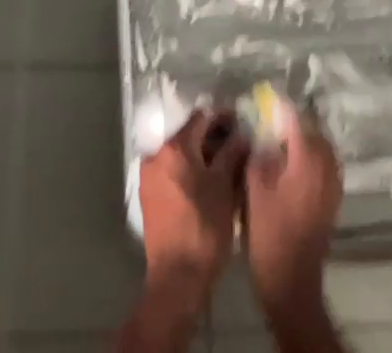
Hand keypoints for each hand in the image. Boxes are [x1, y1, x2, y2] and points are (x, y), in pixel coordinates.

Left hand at [138, 108, 250, 288]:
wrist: (177, 274)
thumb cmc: (204, 226)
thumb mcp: (224, 187)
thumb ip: (232, 154)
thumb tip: (241, 135)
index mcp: (174, 148)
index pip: (201, 118)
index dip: (223, 118)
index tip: (242, 124)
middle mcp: (155, 155)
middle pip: (189, 135)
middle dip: (213, 138)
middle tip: (239, 146)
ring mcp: (149, 176)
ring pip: (180, 155)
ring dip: (202, 156)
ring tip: (227, 165)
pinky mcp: (149, 195)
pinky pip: (172, 172)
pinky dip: (190, 171)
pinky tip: (210, 182)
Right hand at [242, 100, 342, 313]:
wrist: (291, 278)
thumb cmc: (268, 233)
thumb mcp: (254, 190)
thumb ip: (260, 155)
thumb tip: (261, 132)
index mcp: (308, 162)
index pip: (298, 122)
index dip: (282, 108)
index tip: (266, 97)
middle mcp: (326, 169)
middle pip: (315, 133)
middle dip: (295, 122)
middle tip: (271, 118)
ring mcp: (333, 185)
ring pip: (322, 149)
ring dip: (304, 139)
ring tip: (279, 138)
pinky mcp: (332, 200)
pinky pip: (324, 165)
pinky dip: (310, 156)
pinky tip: (289, 163)